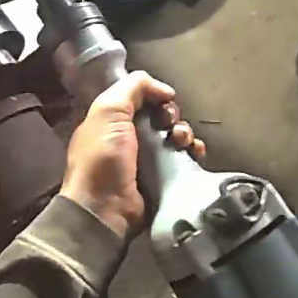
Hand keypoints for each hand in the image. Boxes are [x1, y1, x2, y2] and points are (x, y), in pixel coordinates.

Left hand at [61, 71, 203, 238]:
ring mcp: (149, 160)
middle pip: (162, 116)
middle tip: (168, 126)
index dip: (155, 97)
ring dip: (184, 133)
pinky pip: (185, 159)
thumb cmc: (102, 157)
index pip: (143, 99)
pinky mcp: (165, 178)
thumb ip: (132, 88)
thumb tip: (164, 90)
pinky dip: (193, 152)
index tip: (162, 102)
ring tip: (181, 142)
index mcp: (113, 121)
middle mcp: (131, 138)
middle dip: (172, 116)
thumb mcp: (108, 111)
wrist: (105, 209)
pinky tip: (194, 152)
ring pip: (177, 136)